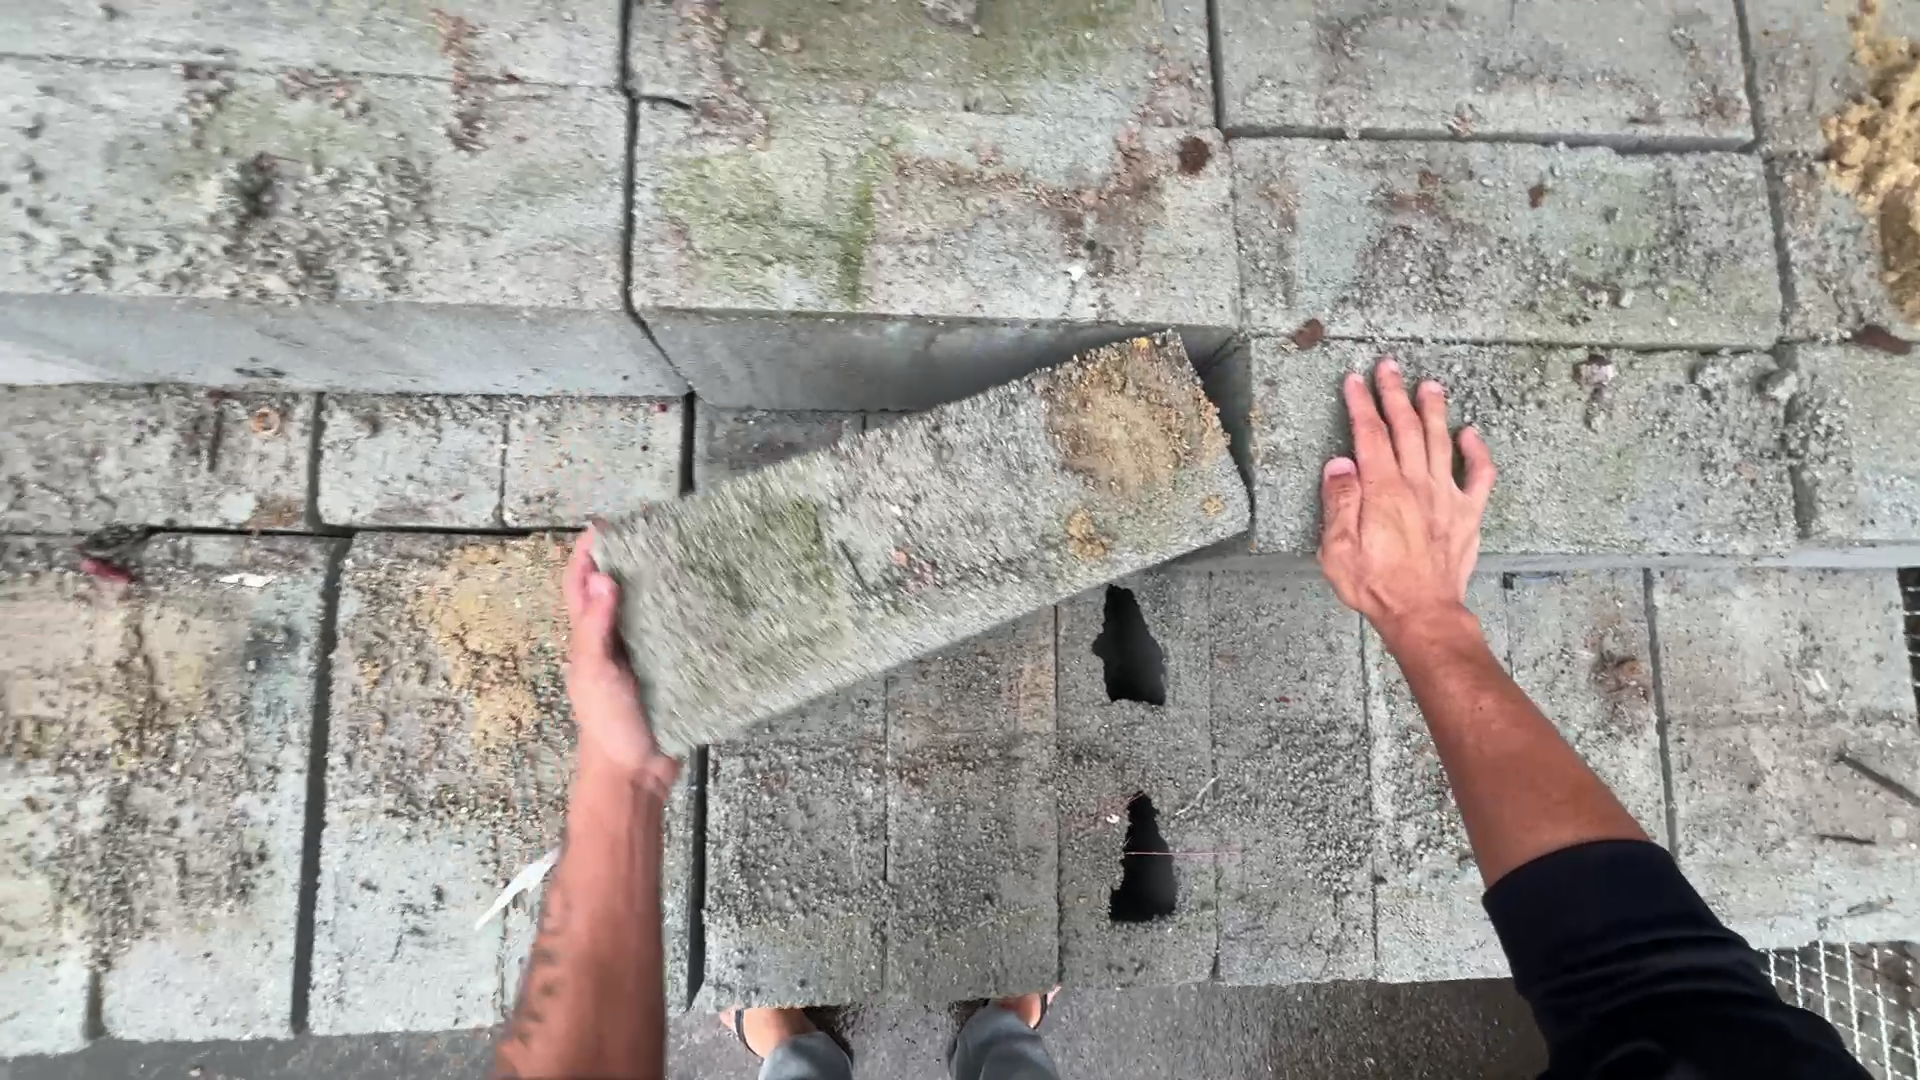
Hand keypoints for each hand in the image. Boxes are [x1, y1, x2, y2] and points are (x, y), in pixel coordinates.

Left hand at [562, 529, 679, 797]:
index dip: (587, 555)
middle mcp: (615, 640)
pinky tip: (707, 600)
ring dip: (660, 582)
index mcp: (589, 638)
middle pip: (617, 590)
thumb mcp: (594, 673)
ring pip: (649, 608)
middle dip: (629, 559)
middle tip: (656, 532)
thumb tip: (602, 579)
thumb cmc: (608, 723)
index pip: (580, 586)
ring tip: (685, 556)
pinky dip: (687, 613)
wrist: (637, 772)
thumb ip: (594, 629)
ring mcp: (644, 654)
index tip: (606, 525)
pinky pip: (677, 633)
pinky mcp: (671, 667)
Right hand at [1318, 358, 1495, 646]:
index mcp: (1382, 491)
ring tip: (1428, 384)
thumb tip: (1339, 464)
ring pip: (1440, 442)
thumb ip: (1339, 502)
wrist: (1422, 613)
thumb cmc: (1374, 584)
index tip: (1354, 381)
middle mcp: (1416, 485)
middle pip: (1405, 429)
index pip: (1369, 435)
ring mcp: (1446, 497)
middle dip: (1394, 395)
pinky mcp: (1466, 514)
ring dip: (1433, 410)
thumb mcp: (1337, 548)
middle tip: (1388, 367)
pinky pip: (1479, 475)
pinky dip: (1477, 451)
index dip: (1361, 404)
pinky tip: (1471, 434)